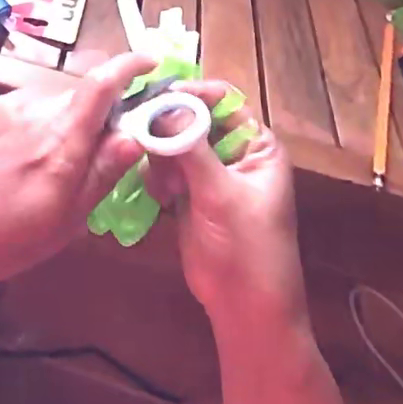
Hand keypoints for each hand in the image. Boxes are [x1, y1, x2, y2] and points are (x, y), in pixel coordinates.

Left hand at [0, 53, 154, 292]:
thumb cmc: (5, 237)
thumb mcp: (65, 219)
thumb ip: (101, 172)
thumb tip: (134, 136)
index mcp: (60, 141)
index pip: (100, 85)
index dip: (128, 66)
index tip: (150, 62)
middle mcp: (35, 112)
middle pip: (81, 97)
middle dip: (100, 115)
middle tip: (102, 149)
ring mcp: (8, 106)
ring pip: (55, 102)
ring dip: (68, 121)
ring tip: (56, 163)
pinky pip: (29, 107)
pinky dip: (42, 122)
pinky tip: (26, 156)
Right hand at [143, 82, 304, 326]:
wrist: (244, 308)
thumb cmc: (248, 249)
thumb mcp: (221, 194)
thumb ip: (191, 146)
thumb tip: (163, 104)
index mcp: (256, 146)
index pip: (222, 101)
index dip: (191, 95)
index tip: (156, 98)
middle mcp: (233, 152)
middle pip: (190, 117)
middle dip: (167, 128)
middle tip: (146, 140)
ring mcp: (208, 172)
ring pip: (172, 140)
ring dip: (160, 155)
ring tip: (164, 185)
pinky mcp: (188, 190)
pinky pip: (163, 165)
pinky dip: (155, 174)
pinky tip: (160, 195)